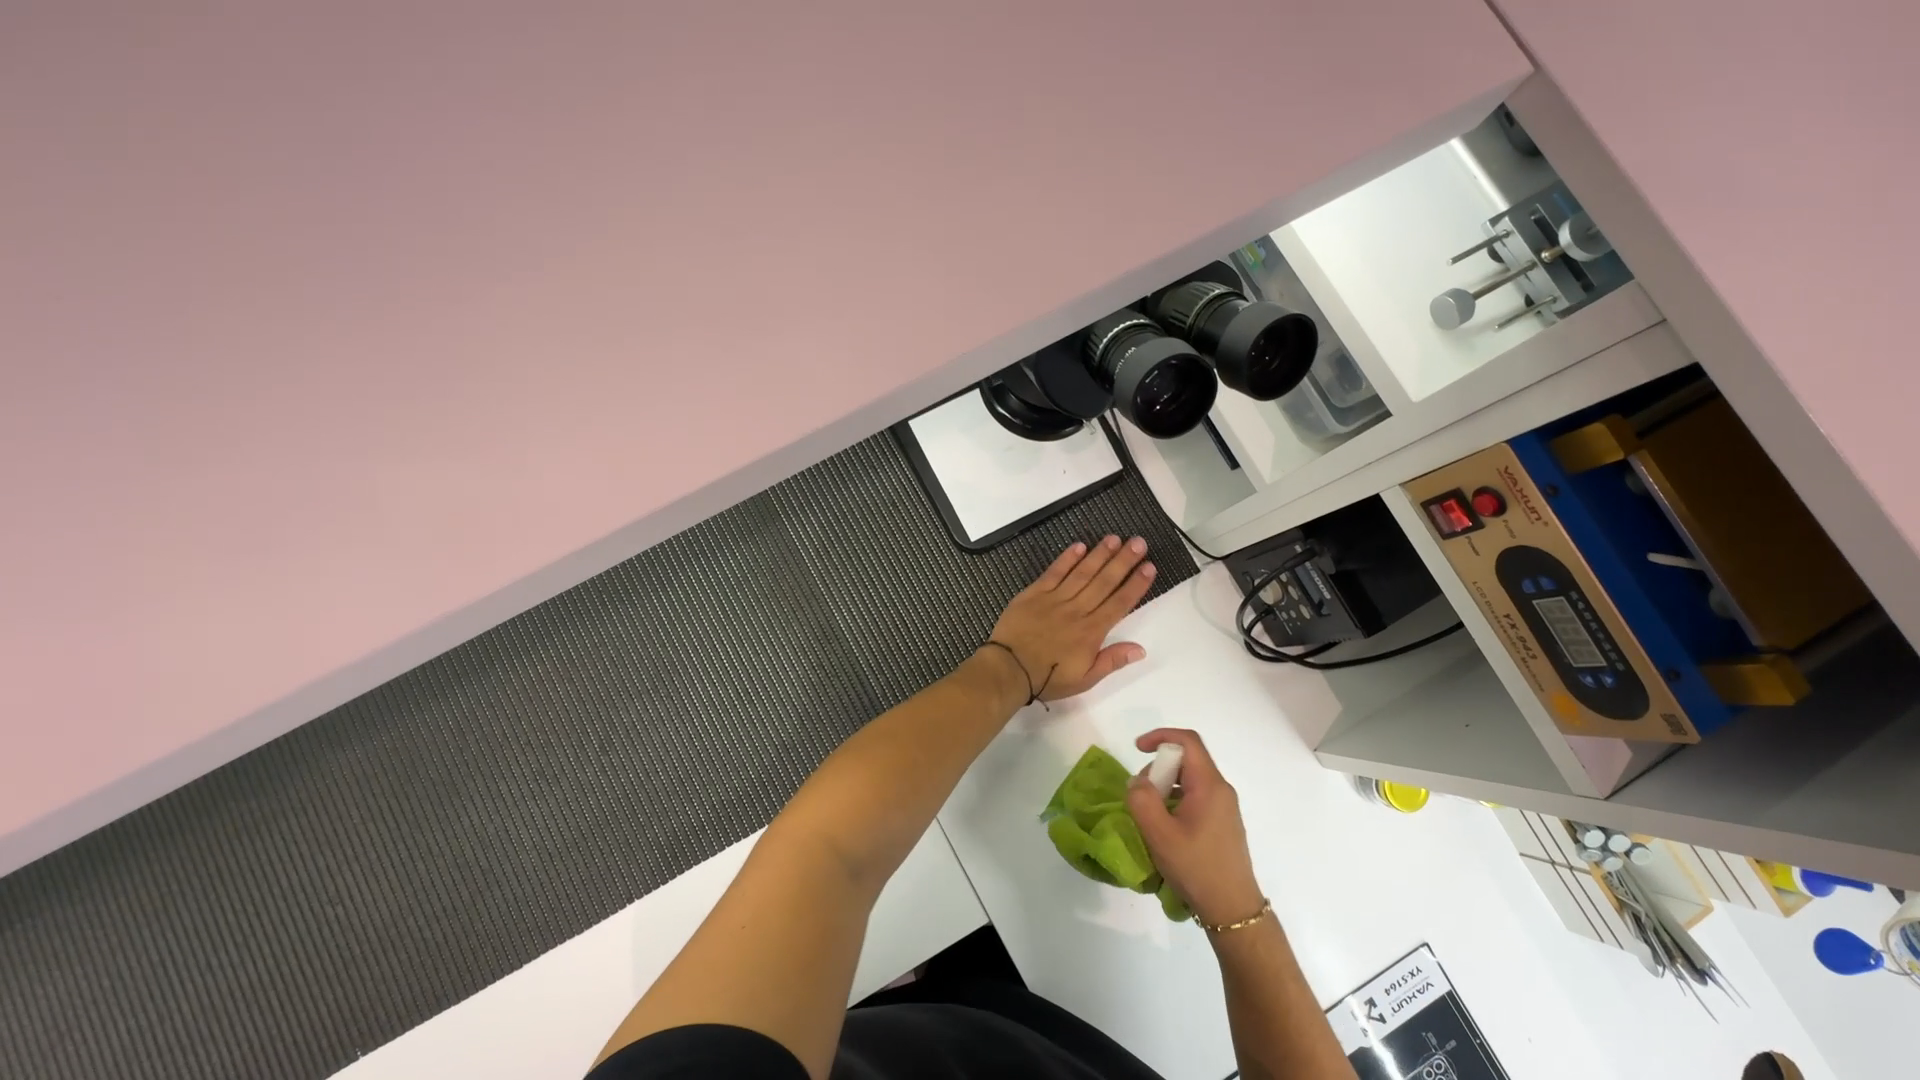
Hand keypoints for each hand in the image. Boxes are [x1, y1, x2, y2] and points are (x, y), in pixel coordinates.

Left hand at [983, 536, 1154, 701]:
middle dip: (1124, 561)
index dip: (1136, 584)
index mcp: (1091, 632)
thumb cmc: (1047, 678)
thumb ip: (1112, 661)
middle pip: (1104, 582)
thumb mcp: (1084, 679)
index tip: (1149, 567)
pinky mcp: (1034, 593)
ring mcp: (1054, 599)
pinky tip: (1079, 546)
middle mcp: (1077, 610)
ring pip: (1082, 572)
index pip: (1119, 603)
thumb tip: (1140, 649)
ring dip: (1099, 554)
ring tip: (1115, 538)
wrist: (1008, 670)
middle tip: (1139, 542)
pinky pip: (1054, 572)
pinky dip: (1067, 558)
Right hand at [1125, 729, 1263, 926]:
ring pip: (1190, 780)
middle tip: (1140, 795)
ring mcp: (1224, 807)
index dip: (1161, 736)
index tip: (1137, 748)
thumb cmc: (1196, 867)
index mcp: (1209, 785)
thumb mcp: (1159, 834)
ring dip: (1165, 787)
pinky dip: (1175, 802)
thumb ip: (1142, 800)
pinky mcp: (1222, 823)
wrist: (1231, 908)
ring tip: (1150, 816)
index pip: (1188, 741)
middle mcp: (1221, 790)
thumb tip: (1138, 781)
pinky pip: (1196, 798)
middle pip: (1188, 760)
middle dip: (1158, 768)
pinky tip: (1165, 829)